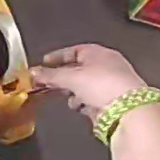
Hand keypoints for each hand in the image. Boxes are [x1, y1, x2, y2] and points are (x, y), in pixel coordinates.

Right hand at [31, 44, 148, 122]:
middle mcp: (106, 65)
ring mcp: (109, 83)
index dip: (58, 56)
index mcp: (99, 53)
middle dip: (62, 76)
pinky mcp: (111, 100)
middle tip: (47, 82)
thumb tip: (32, 72)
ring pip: (83, 85)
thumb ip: (50, 75)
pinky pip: (90, 98)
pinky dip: (82, 101)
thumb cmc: (100, 84)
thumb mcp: (70, 77)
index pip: (74, 50)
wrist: (127, 108)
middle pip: (78, 68)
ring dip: (72, 91)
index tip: (43, 63)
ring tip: (66, 96)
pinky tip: (79, 105)